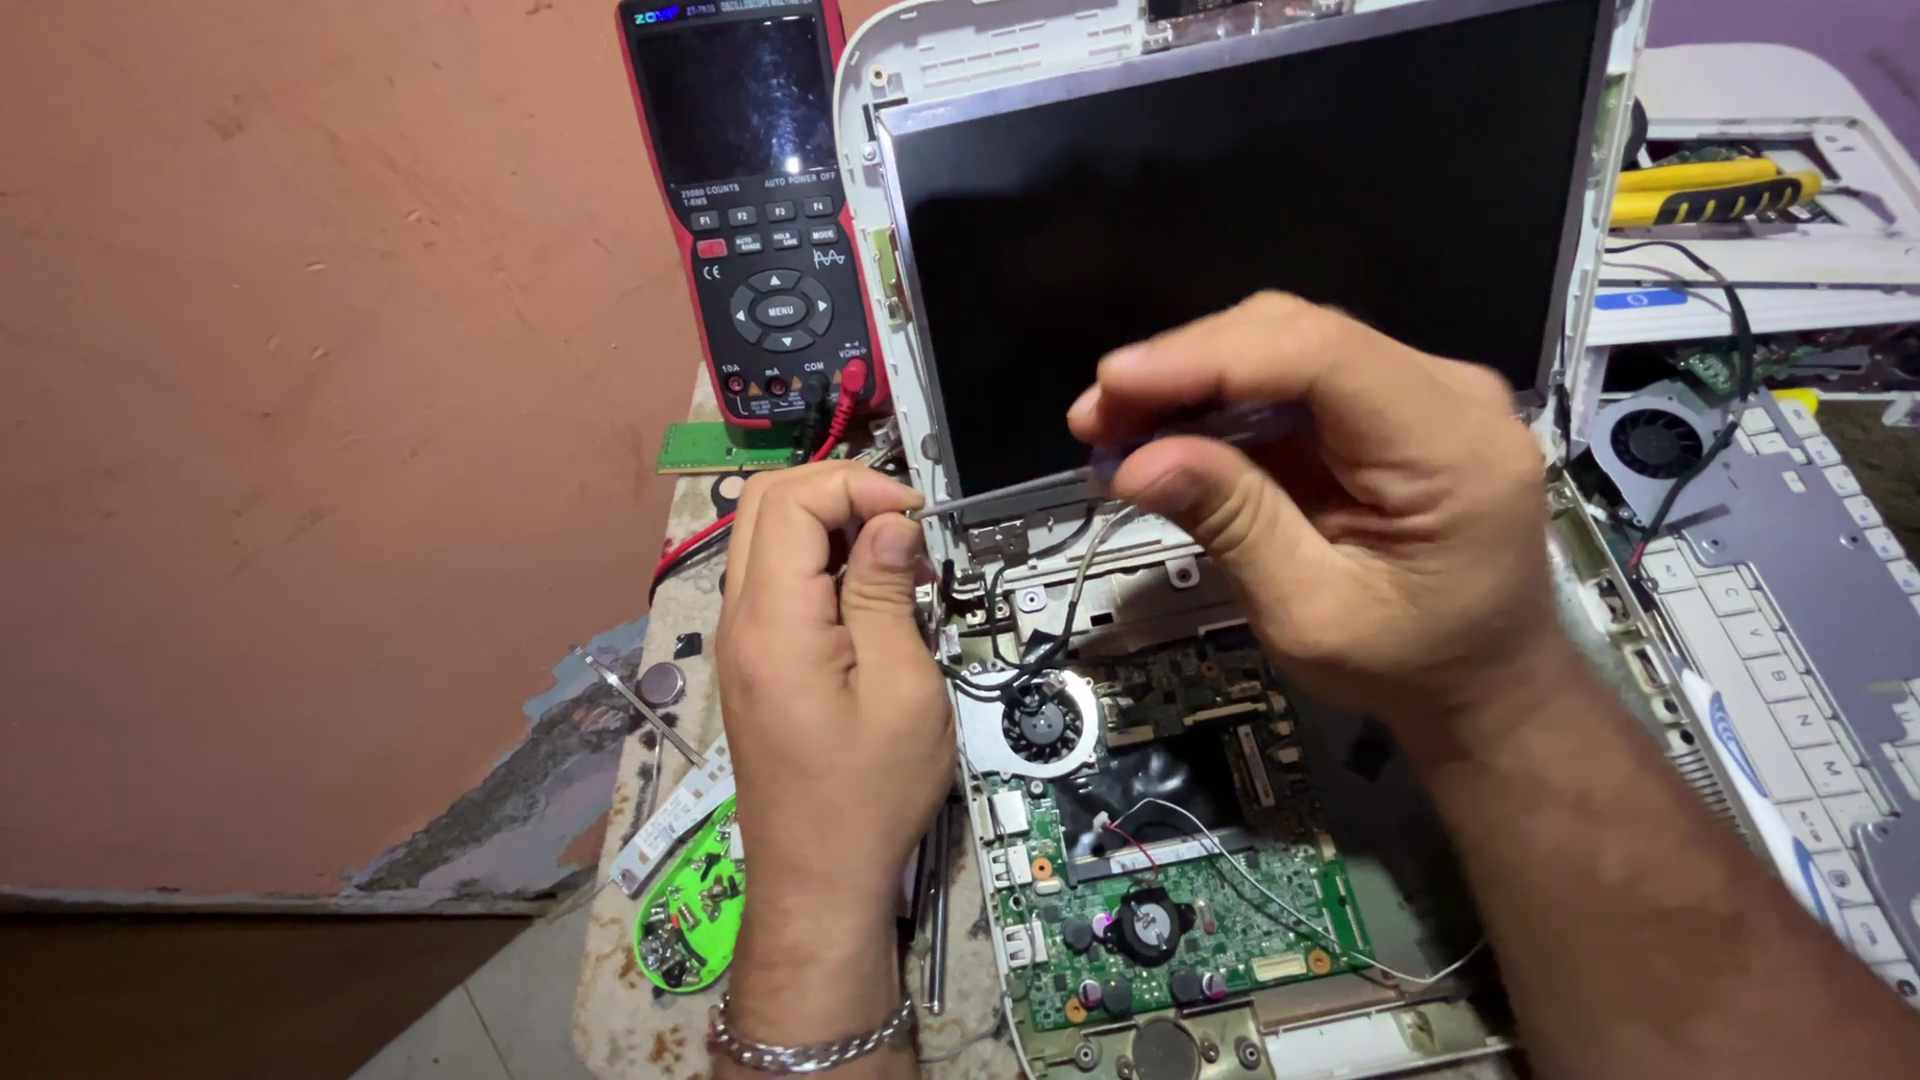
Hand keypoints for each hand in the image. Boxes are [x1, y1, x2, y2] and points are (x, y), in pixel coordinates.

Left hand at [714, 461, 952, 1047]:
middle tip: (903, 526)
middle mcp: (740, 619)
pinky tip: (871, 594)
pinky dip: (822, 563)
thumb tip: (890, 523)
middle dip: (838, 492)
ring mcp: (740, 639)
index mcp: (773, 622)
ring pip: (767, 537)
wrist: (818, 877)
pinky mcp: (754, 658)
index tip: (914, 516)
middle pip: (765, 503)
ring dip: (832, 527)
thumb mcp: (902, 689)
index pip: (790, 501)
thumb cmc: (869, 793)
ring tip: (897, 563)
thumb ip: (888, 594)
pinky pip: (776, 579)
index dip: (854, 484)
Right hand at [1068, 292, 1570, 731]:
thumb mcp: (1309, 613)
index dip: (1207, 359)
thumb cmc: (1408, 665)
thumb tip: (1135, 462)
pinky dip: (1215, 406)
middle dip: (1183, 368)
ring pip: (1280, 349)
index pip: (1320, 357)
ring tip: (1113, 430)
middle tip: (1094, 418)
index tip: (1113, 384)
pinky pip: (1285, 384)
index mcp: (1449, 448)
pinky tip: (1163, 435)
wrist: (1480, 682)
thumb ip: (1234, 526)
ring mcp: (1414, 394)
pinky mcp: (1378, 412)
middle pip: (1293, 336)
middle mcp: (1443, 394)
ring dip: (1188, 384)